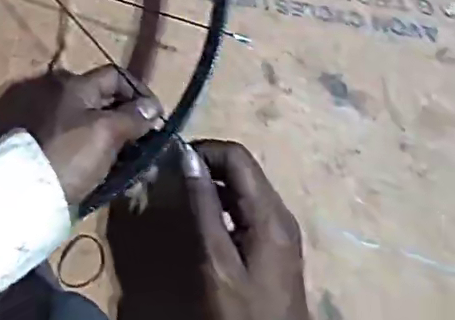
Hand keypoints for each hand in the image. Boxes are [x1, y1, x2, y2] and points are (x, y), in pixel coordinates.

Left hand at [28, 65, 162, 207]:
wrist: (34, 186)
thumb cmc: (72, 151)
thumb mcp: (105, 131)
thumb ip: (131, 116)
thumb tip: (152, 106)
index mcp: (77, 86)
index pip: (115, 76)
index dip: (139, 92)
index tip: (159, 119)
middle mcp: (71, 100)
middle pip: (113, 106)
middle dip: (138, 130)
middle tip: (156, 156)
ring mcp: (67, 125)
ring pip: (107, 132)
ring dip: (130, 152)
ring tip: (144, 178)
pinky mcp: (67, 150)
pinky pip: (97, 150)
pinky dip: (114, 164)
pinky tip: (127, 185)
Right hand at [107, 139, 308, 319]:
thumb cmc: (244, 311)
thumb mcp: (216, 259)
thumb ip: (202, 204)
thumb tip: (186, 154)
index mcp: (269, 215)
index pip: (236, 154)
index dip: (203, 150)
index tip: (174, 164)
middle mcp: (280, 212)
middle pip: (241, 165)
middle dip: (205, 163)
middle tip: (174, 177)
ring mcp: (280, 227)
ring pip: (242, 181)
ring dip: (211, 179)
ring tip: (183, 193)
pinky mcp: (275, 239)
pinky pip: (246, 201)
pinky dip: (221, 196)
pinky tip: (203, 214)